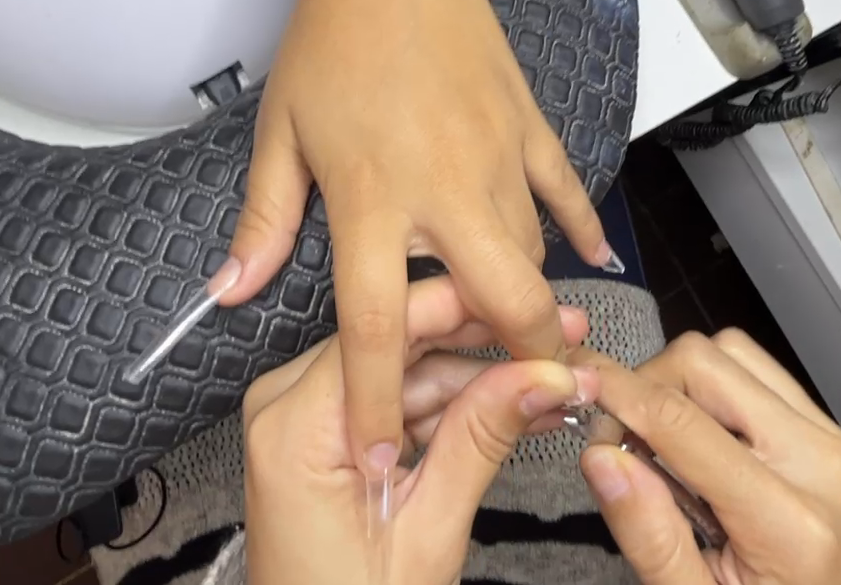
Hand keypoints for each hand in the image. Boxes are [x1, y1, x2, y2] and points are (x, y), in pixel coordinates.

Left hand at [220, 0, 609, 484]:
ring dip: (530, 298)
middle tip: (510, 400)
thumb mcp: (280, 130)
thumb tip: (230, 291)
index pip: (376, 326)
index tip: (387, 461)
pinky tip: (591, 257)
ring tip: (526, 334)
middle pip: (498, 300)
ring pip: (533, 252)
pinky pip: (567, 188)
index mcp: (372, 197)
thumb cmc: (331, 39)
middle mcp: (443, 188)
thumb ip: (263, 219)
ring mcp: (497, 155)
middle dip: (513, 364)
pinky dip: (583, 226)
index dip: (380, 405)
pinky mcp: (527, 124)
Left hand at [243, 277, 599, 583]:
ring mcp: (300, 412)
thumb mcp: (427, 532)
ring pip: (404, 369)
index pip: (388, 330)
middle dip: (484, 347)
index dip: (469, 310)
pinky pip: (392, 397)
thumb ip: (481, 438)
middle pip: (398, 345)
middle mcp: (286, 402)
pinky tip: (506, 404)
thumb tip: (541, 373)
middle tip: (555, 343)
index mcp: (296, 424)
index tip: (534, 307)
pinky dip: (448, 406)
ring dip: (477, 380)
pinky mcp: (319, 427)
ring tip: (546, 382)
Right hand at [575, 331, 840, 584]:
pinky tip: (701, 436)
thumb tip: (599, 456)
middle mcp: (824, 464)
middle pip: (706, 362)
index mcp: (793, 524)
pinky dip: (714, 387)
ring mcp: (835, 442)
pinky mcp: (833, 435)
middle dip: (647, 384)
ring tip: (662, 438)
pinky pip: (757, 372)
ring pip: (731, 352)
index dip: (617, 392)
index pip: (681, 421)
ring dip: (682, 381)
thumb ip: (649, 535)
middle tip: (621, 437)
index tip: (576, 380)